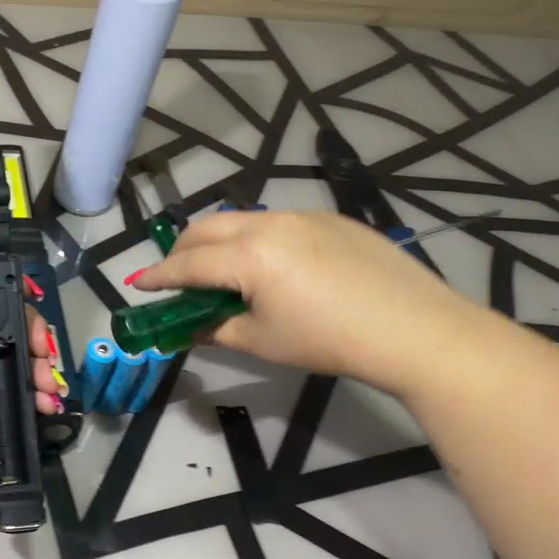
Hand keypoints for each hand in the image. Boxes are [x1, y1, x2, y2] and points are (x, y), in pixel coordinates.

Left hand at [0, 234, 61, 483]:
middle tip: (47, 359)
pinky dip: (38, 395)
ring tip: (49, 390)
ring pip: (23, 360)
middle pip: (15, 329)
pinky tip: (46, 405)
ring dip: (43, 371)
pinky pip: (21, 389)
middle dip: (39, 342)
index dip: (19, 302)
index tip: (34, 318)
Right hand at [131, 209, 486, 396]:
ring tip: (221, 270)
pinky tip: (272, 267)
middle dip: (183, 249)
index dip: (159, 275)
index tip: (139, 283)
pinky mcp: (332, 219)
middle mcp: (270, 224)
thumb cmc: (331, 341)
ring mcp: (304, 216)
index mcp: (248, 256)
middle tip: (175, 276)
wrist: (419, 331)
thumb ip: (218, 329)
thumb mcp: (264, 342)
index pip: (188, 263)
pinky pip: (277, 223)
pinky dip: (256, 239)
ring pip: (242, 220)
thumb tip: (192, 328)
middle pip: (208, 228)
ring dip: (219, 241)